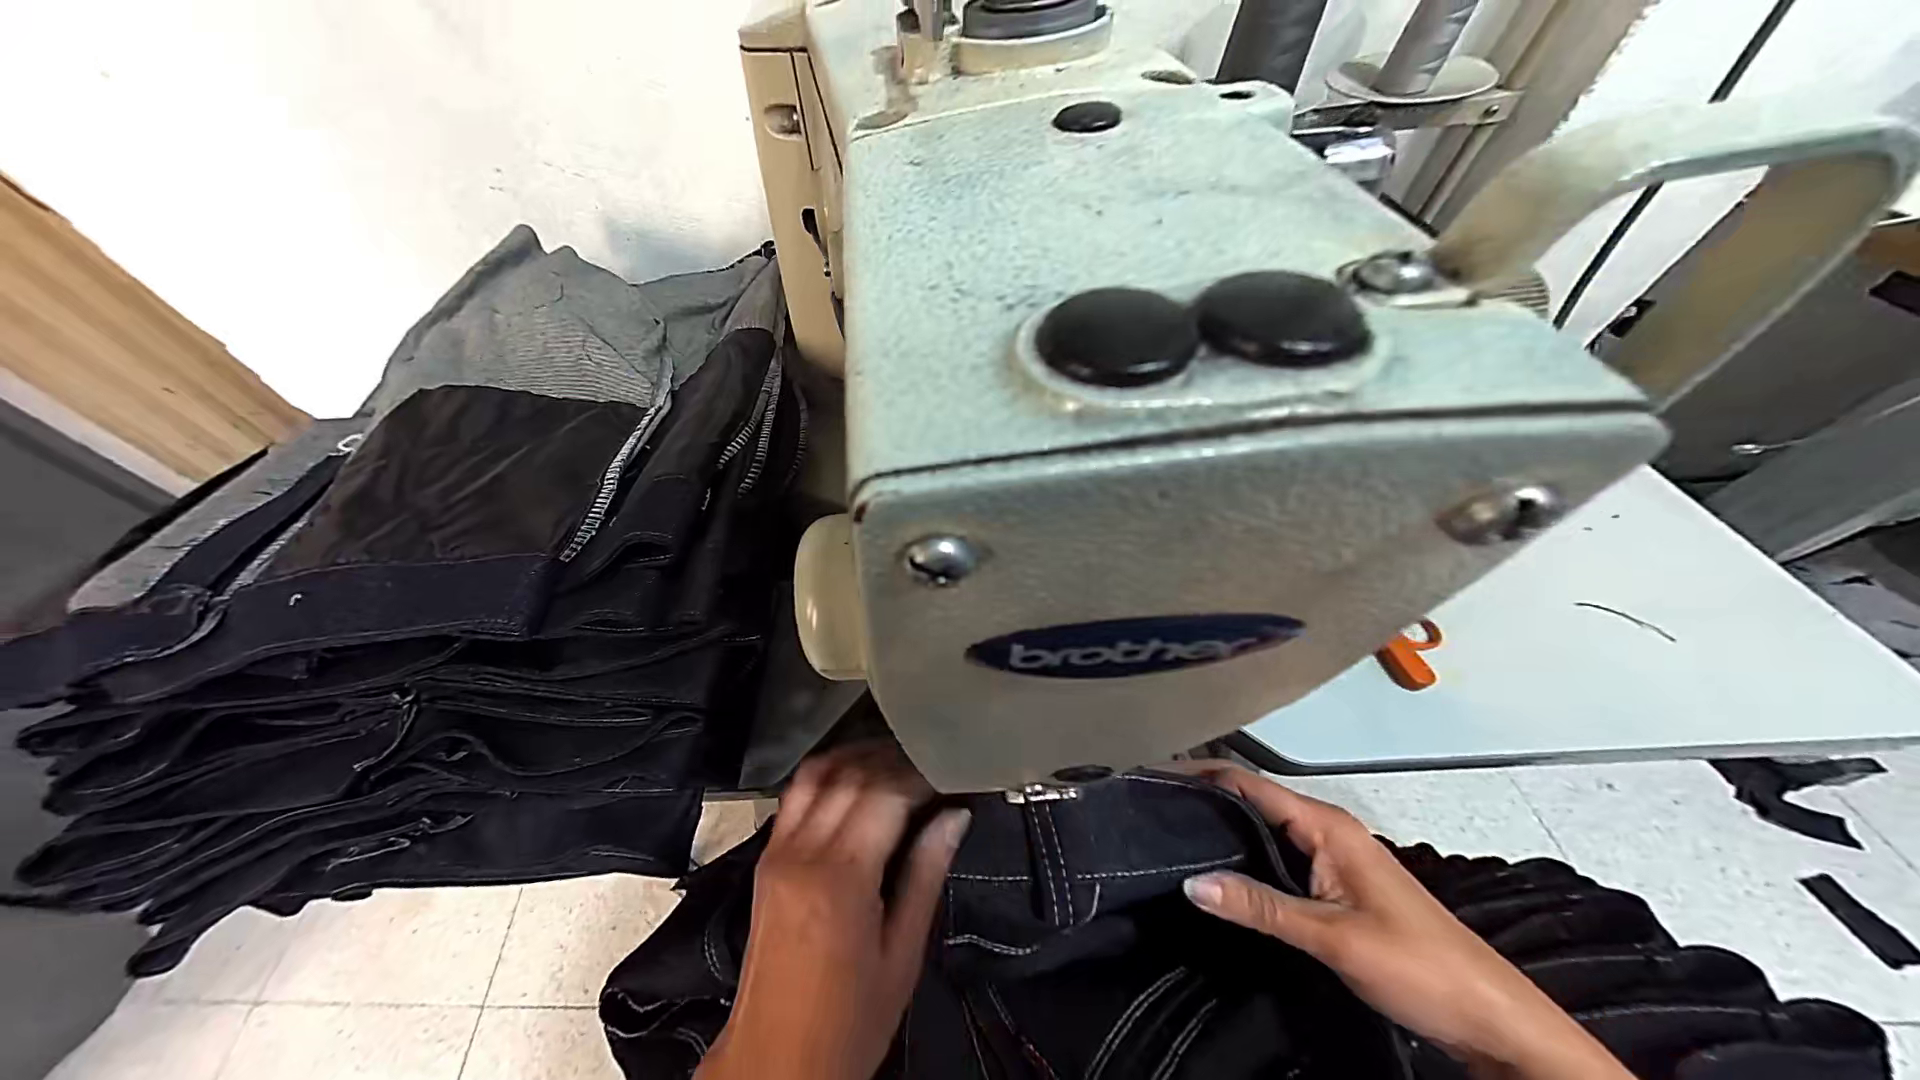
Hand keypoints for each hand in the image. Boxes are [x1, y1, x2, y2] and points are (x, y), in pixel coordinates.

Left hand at [695, 742, 970, 1079]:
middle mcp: (804, 852)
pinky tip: (853, 774)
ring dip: (858, 756)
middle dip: (895, 759)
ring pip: (818, 773)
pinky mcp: (765, 858)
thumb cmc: (850, 1020)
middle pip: (853, 775)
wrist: (774, 1062)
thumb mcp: (903, 953)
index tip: (948, 772)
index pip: (886, 792)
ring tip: (895, 757)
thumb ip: (927, 873)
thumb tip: (955, 817)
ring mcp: (778, 851)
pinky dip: (826, 772)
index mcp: (842, 876)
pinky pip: (795, 794)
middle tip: (929, 762)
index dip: (921, 774)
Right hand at [1169, 761, 1630, 1079]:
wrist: (1494, 1019)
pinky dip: (1243, 853)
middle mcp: (1326, 828)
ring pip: (1263, 827)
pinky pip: (1277, 853)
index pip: (1247, 783)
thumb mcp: (1333, 937)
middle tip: (1150, 806)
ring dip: (1221, 825)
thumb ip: (1259, 905)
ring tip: (1170, 830)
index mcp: (1326, 824)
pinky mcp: (1334, 882)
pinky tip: (1219, 870)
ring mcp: (1332, 855)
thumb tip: (1188, 881)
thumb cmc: (1420, 967)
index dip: (1198, 774)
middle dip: (1202, 795)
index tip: (1150, 776)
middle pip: (1251, 799)